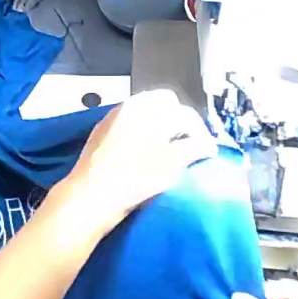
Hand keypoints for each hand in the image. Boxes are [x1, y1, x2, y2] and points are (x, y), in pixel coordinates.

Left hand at [53, 90, 215, 231]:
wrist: (89, 196)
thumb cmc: (135, 179)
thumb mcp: (172, 166)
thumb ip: (193, 149)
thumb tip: (208, 145)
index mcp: (154, 109)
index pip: (186, 114)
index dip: (200, 132)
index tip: (206, 150)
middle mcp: (135, 104)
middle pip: (165, 102)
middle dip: (179, 119)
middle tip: (187, 142)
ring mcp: (116, 114)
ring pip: (145, 108)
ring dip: (159, 121)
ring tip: (166, 145)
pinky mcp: (102, 127)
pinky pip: (128, 118)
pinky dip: (140, 127)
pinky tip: (141, 147)